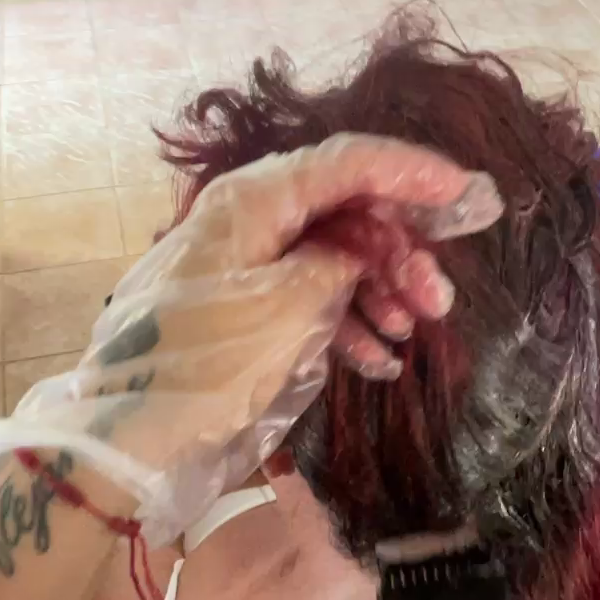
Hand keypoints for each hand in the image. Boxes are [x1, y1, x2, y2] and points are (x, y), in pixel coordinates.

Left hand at [0, 134, 501, 541]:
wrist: (136, 436)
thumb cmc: (208, 364)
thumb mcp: (286, 308)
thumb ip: (337, 264)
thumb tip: (358, 253)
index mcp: (254, 201)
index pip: (346, 164)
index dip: (410, 172)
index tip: (464, 192)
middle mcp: (252, 223)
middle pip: (345, 215)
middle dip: (399, 252)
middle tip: (440, 298)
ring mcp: (251, 269)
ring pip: (333, 262)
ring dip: (379, 293)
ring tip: (411, 330)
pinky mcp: (250, 313)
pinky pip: (310, 302)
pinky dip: (345, 325)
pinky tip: (377, 360)